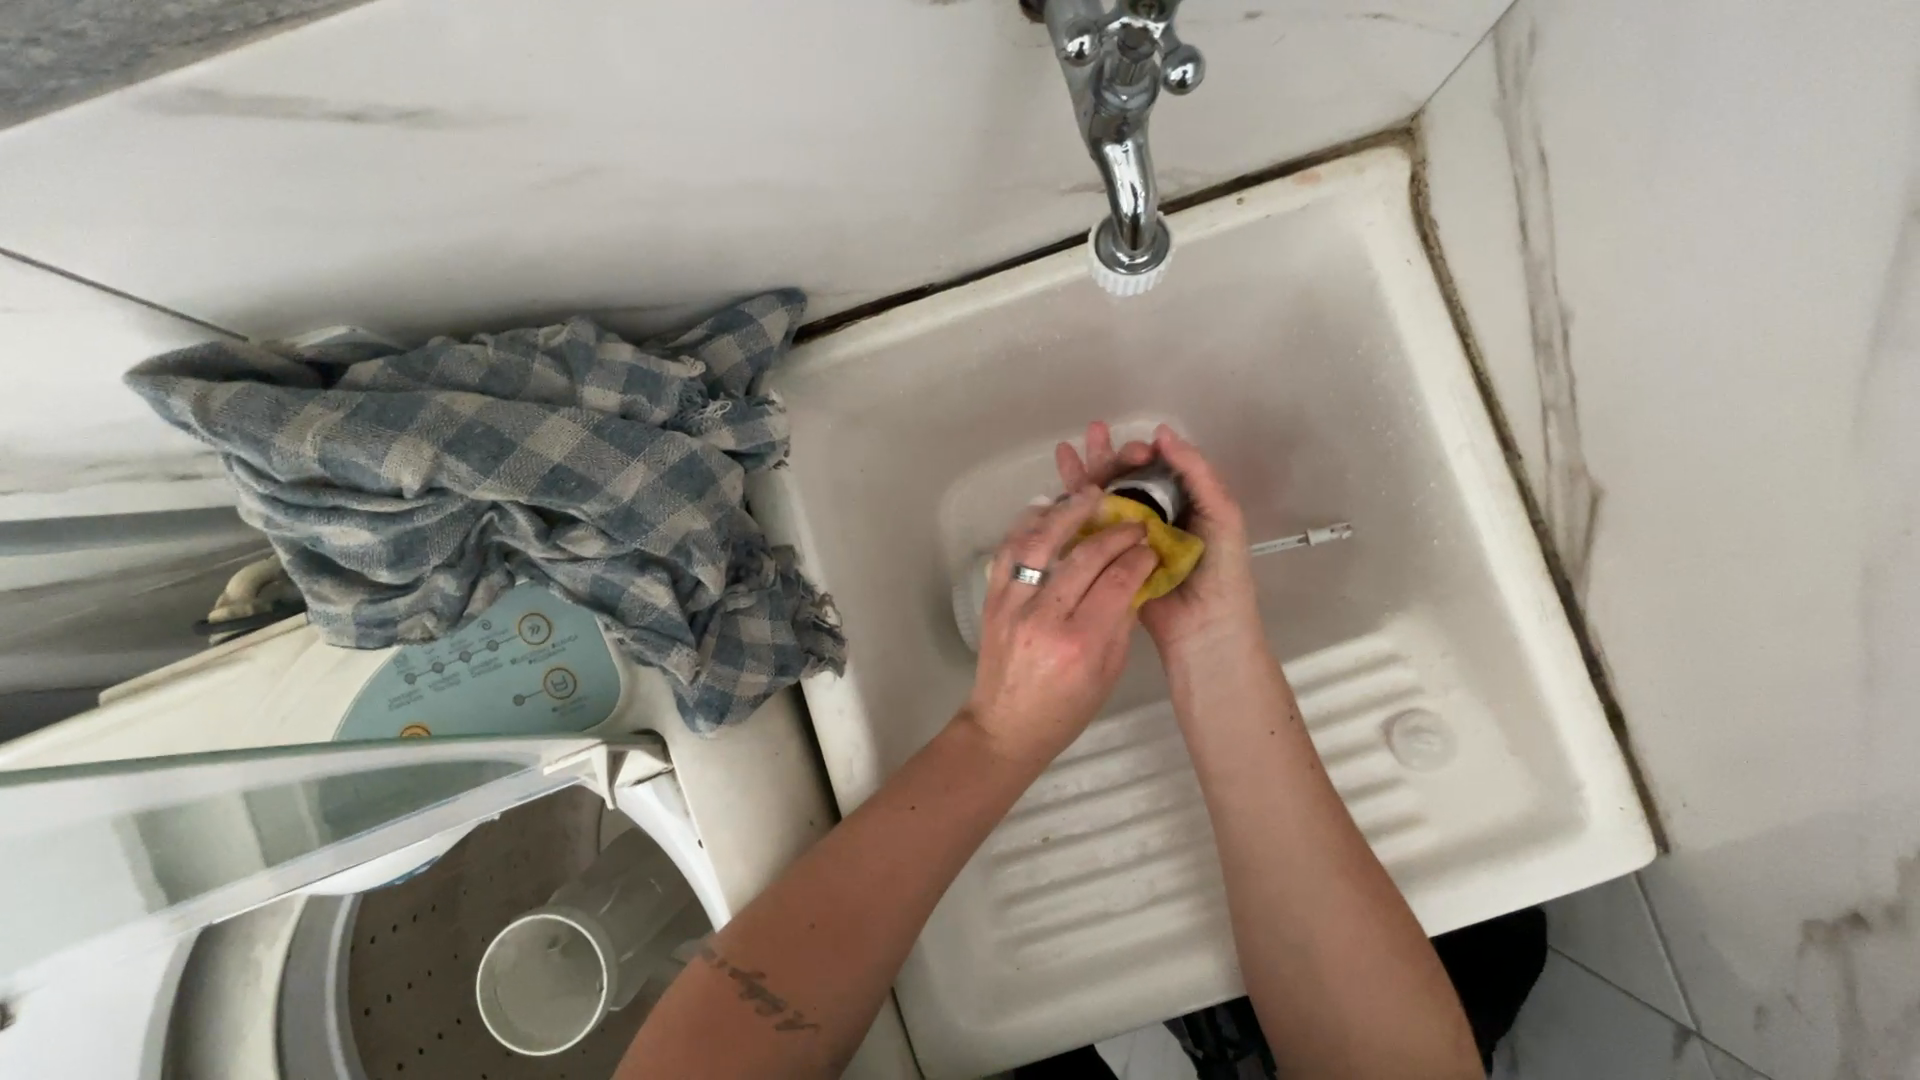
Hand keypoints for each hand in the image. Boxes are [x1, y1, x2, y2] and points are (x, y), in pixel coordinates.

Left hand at [961, 485, 1159, 765]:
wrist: (1005, 726)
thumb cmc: (1065, 709)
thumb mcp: (1107, 672)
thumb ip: (1120, 621)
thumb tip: (1135, 576)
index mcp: (1080, 643)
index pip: (1116, 582)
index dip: (1138, 557)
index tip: (1150, 546)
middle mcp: (1044, 618)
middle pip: (1084, 557)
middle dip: (1114, 533)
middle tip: (1132, 523)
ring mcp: (1012, 606)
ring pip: (1040, 542)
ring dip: (1067, 512)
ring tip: (1090, 497)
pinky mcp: (991, 600)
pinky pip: (1008, 551)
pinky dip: (1027, 526)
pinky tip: (1046, 511)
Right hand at [1056, 422, 1260, 660]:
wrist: (1203, 624)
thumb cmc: (1221, 570)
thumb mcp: (1222, 513)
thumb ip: (1197, 472)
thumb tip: (1162, 433)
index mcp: (1181, 502)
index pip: (1156, 466)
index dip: (1143, 452)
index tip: (1139, 449)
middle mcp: (1152, 515)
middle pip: (1124, 477)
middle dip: (1110, 455)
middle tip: (1097, 436)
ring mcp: (1126, 536)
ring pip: (1102, 497)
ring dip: (1086, 469)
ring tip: (1066, 446)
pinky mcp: (1106, 557)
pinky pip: (1086, 527)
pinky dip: (1071, 504)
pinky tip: (1059, 481)